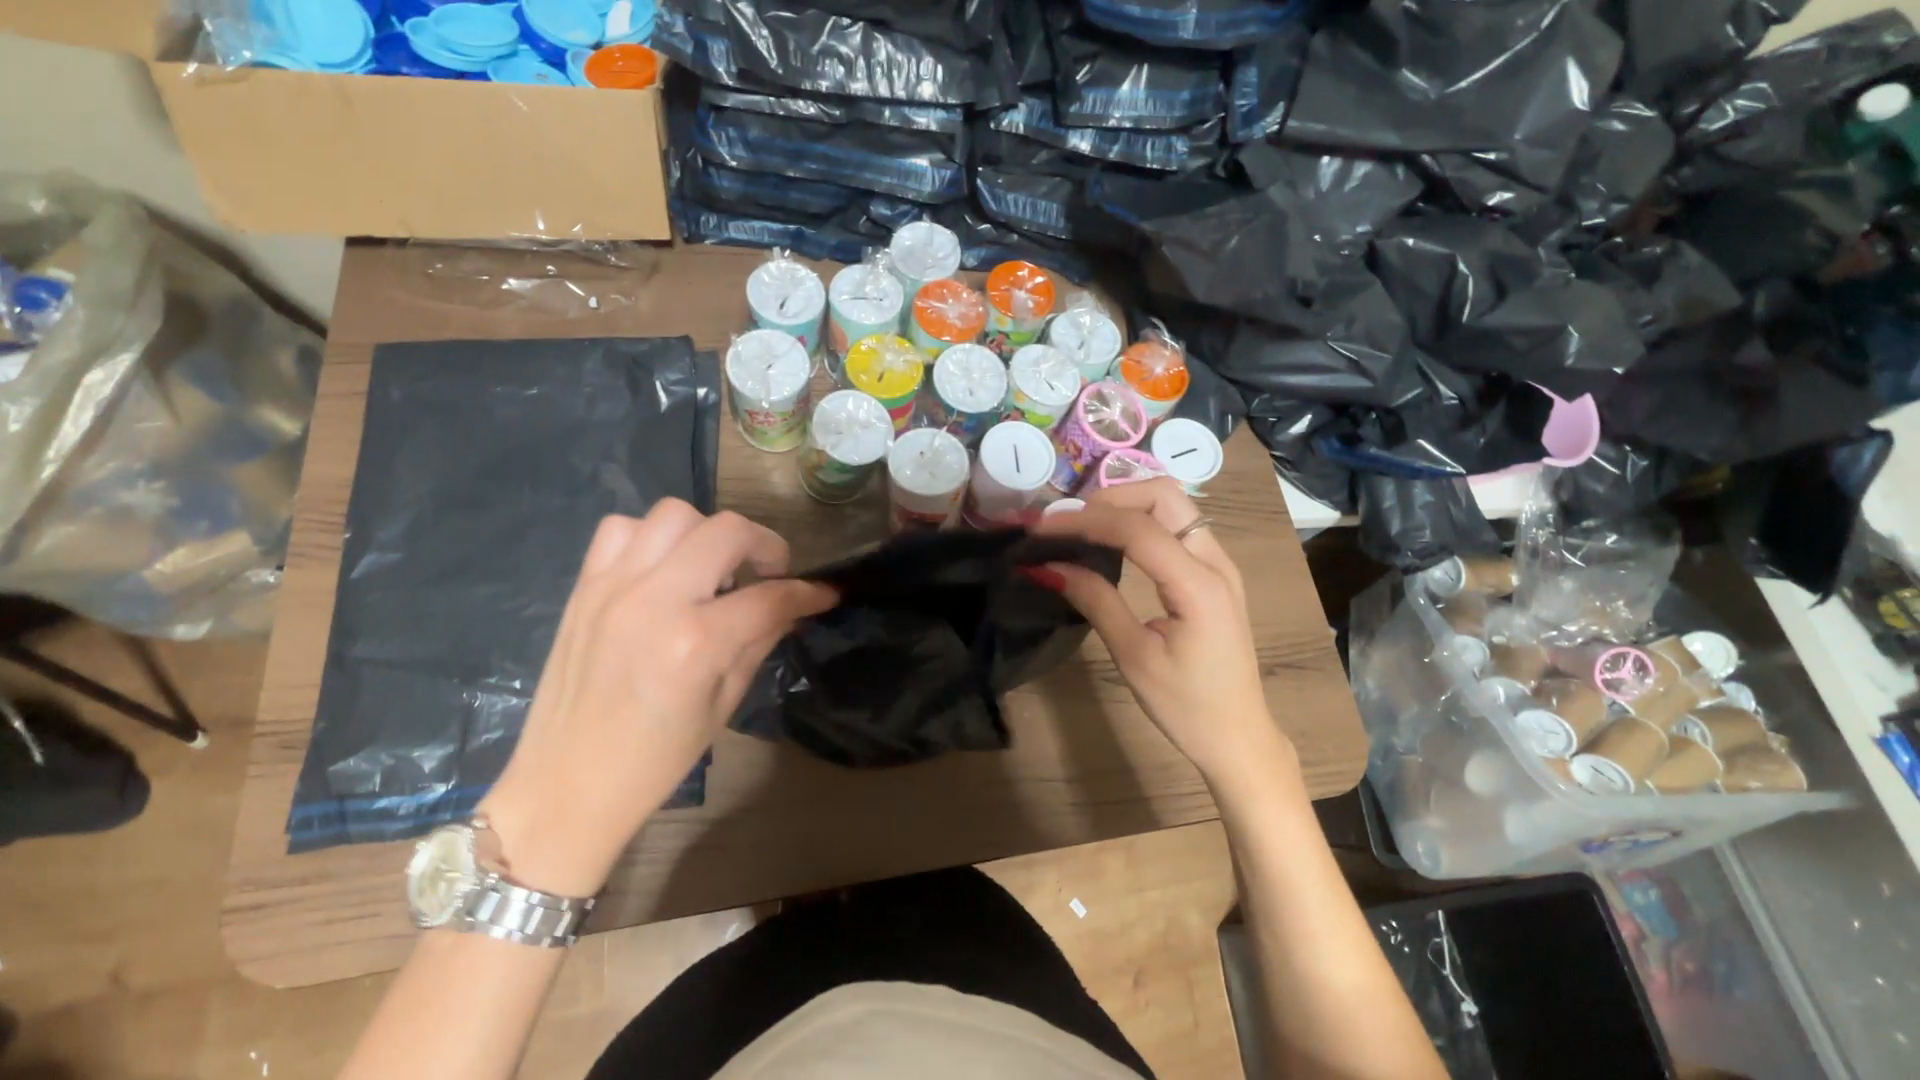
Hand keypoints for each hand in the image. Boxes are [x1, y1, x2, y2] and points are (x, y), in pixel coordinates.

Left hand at [478, 502, 836, 896]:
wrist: (568, 783)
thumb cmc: (656, 759)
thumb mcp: (723, 705)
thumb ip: (758, 642)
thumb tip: (791, 606)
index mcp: (696, 643)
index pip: (769, 596)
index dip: (807, 593)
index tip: (823, 593)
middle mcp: (654, 600)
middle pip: (726, 531)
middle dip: (764, 544)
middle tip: (770, 573)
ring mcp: (613, 587)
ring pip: (673, 514)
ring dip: (706, 534)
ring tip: (713, 569)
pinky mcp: (584, 587)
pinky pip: (621, 529)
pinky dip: (651, 537)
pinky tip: (663, 569)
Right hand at [1035, 478, 1293, 784]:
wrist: (1237, 735)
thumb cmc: (1185, 706)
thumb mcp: (1134, 657)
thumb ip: (1095, 601)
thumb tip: (1050, 566)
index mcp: (1199, 585)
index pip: (1137, 529)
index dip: (1084, 521)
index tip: (1040, 528)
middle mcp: (1216, 561)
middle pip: (1163, 495)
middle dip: (1109, 498)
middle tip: (1065, 522)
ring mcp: (1220, 563)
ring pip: (1173, 504)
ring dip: (1125, 504)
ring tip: (1081, 526)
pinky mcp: (1215, 572)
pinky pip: (1178, 525)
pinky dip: (1141, 520)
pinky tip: (1111, 540)